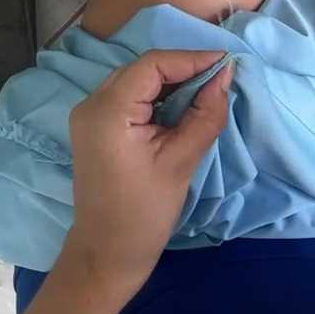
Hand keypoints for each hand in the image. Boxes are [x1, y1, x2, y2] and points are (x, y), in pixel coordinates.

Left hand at [62, 49, 233, 295]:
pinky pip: (128, 96)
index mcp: (108, 111)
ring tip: (206, 91)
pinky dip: (156, 96)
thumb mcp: (182, 162)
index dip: (191, 59)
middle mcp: (91, 103)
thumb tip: (225, 76)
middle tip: (221, 78)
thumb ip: (205, 115)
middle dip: (183, 69)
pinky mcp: (93, 124)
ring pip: (136, 80)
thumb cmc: (145, 214)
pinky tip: (180, 106)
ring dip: (170, 82)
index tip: (226, 63)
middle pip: (142, 69)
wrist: (106, 254)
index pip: (152, 65)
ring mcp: (88, 113)